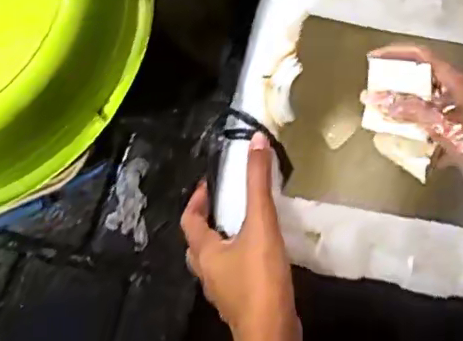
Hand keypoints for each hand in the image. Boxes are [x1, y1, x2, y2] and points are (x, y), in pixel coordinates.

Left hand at [181, 133, 299, 340]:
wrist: (272, 334)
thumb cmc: (259, 279)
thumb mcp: (261, 222)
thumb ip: (258, 182)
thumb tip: (256, 140)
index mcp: (205, 253)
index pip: (189, 221)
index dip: (197, 200)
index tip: (211, 182)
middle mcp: (209, 273)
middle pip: (198, 242)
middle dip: (208, 220)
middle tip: (225, 201)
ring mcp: (224, 291)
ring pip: (215, 259)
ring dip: (224, 239)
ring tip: (245, 220)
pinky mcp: (241, 302)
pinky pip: (233, 273)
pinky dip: (240, 257)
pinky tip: (261, 249)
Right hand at [361, 44, 462, 207]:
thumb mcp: (446, 126)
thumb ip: (412, 111)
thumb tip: (376, 96)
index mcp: (457, 81)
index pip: (423, 56)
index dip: (397, 54)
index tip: (373, 59)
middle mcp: (460, 93)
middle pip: (424, 81)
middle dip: (399, 86)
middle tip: (375, 93)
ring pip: (430, 108)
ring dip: (409, 114)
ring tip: (386, 121)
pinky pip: (438, 131)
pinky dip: (423, 137)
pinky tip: (412, 151)